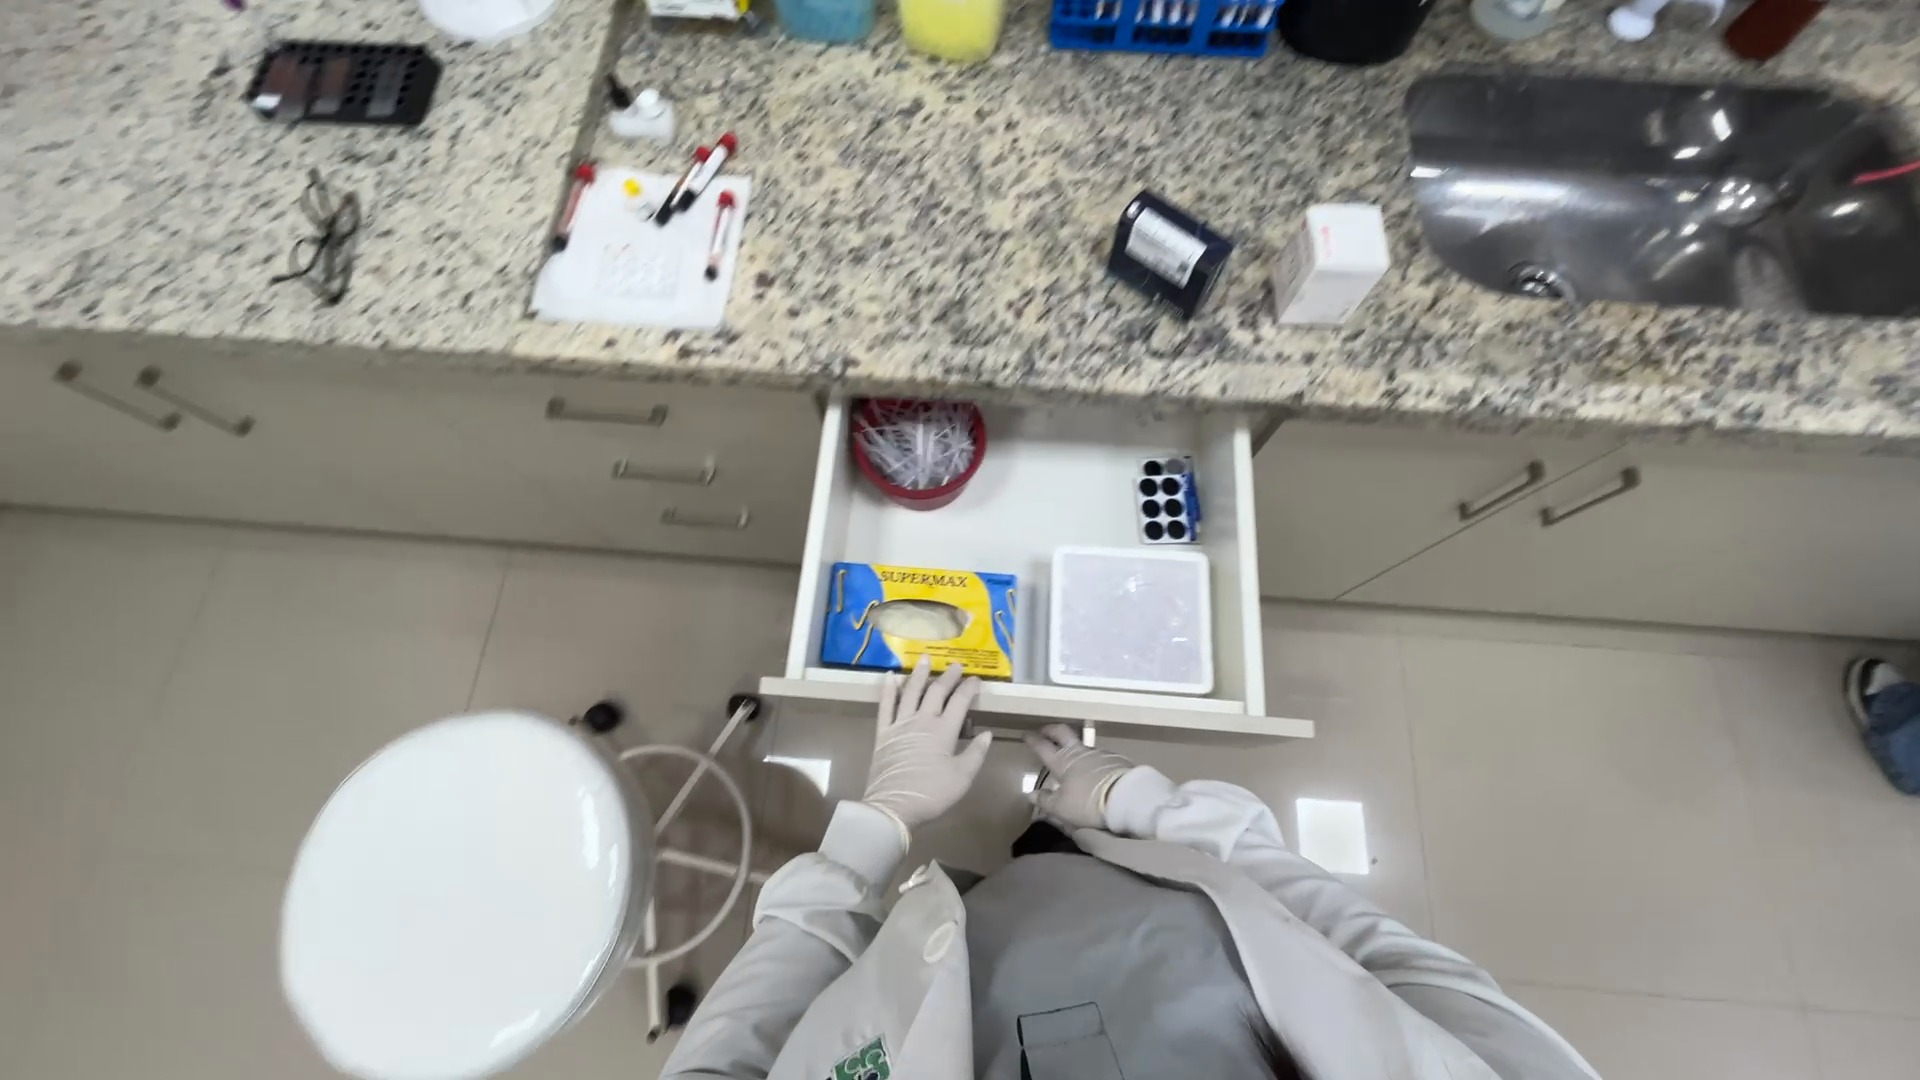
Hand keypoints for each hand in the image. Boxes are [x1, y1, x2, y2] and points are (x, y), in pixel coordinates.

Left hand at [861, 657, 992, 839]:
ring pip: (911, 692)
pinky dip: (889, 689)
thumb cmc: (932, 794)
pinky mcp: (883, 732)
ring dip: (919, 674)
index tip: (976, 679)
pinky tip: (891, 676)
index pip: (960, 702)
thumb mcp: (962, 778)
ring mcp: (901, 724)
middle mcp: (923, 720)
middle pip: (937, 692)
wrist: (894, 806)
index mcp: (944, 731)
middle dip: (948, 676)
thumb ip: (976, 754)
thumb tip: (987, 734)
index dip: (969, 688)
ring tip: (925, 659)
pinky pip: (886, 705)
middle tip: (956, 665)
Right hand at [1024, 724, 1135, 830]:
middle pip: (1063, 733)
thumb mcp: (1062, 808)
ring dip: (1074, 746)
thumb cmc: (1088, 803)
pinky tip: (1094, 768)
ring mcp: (1099, 753)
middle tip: (1045, 730)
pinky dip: (1092, 759)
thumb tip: (1032, 794)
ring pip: (1082, 744)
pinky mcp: (1115, 759)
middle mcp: (1079, 752)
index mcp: (1062, 762)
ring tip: (1072, 754)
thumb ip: (1046, 800)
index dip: (1033, 740)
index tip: (1026, 734)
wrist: (1126, 798)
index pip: (1043, 746)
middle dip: (1052, 729)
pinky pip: (1099, 755)